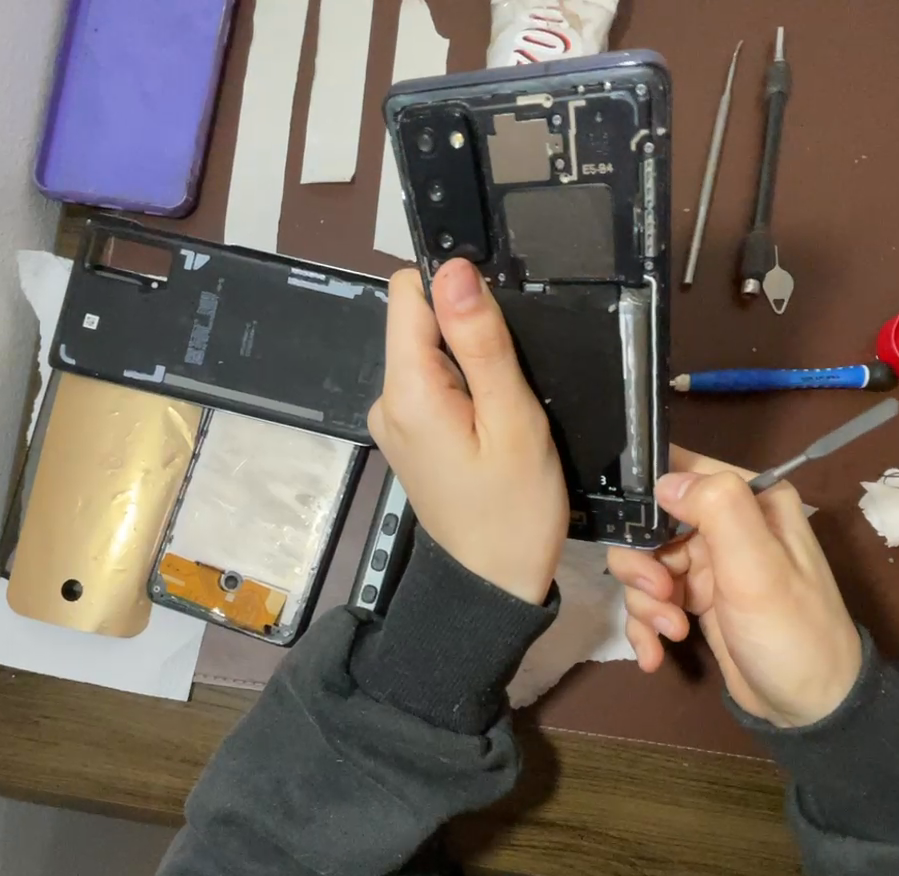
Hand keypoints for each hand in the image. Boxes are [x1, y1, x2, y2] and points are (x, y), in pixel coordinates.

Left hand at [369, 261, 567, 605]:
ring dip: (468, 365)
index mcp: (406, 390)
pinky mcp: (408, 438)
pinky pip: (431, 387)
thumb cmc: (514, 510)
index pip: (408, 293)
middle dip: (467, 333)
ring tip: (505, 407)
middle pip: (419, 323)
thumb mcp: (513, 420)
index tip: (497, 321)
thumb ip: (481, 342)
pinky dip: (462, 391)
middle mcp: (385, 399)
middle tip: (512, 378)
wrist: (493, 582)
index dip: (455, 289)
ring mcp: (393, 422)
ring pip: (428, 354)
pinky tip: (490, 424)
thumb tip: (455, 269)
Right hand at [607, 446, 862, 727]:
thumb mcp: (758, 568)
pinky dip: (645, 626)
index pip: (681, 471)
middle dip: (643, 565)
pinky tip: (655, 655)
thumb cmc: (791, 632)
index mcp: (751, 501)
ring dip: (645, 602)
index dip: (647, 498)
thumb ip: (718, 511)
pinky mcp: (694, 599)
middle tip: (661, 596)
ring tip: (671, 632)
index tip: (633, 534)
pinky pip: (649, 600)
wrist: (809, 708)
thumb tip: (664, 481)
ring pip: (644, 565)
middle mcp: (727, 525)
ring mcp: (708, 564)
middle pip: (650, 524)